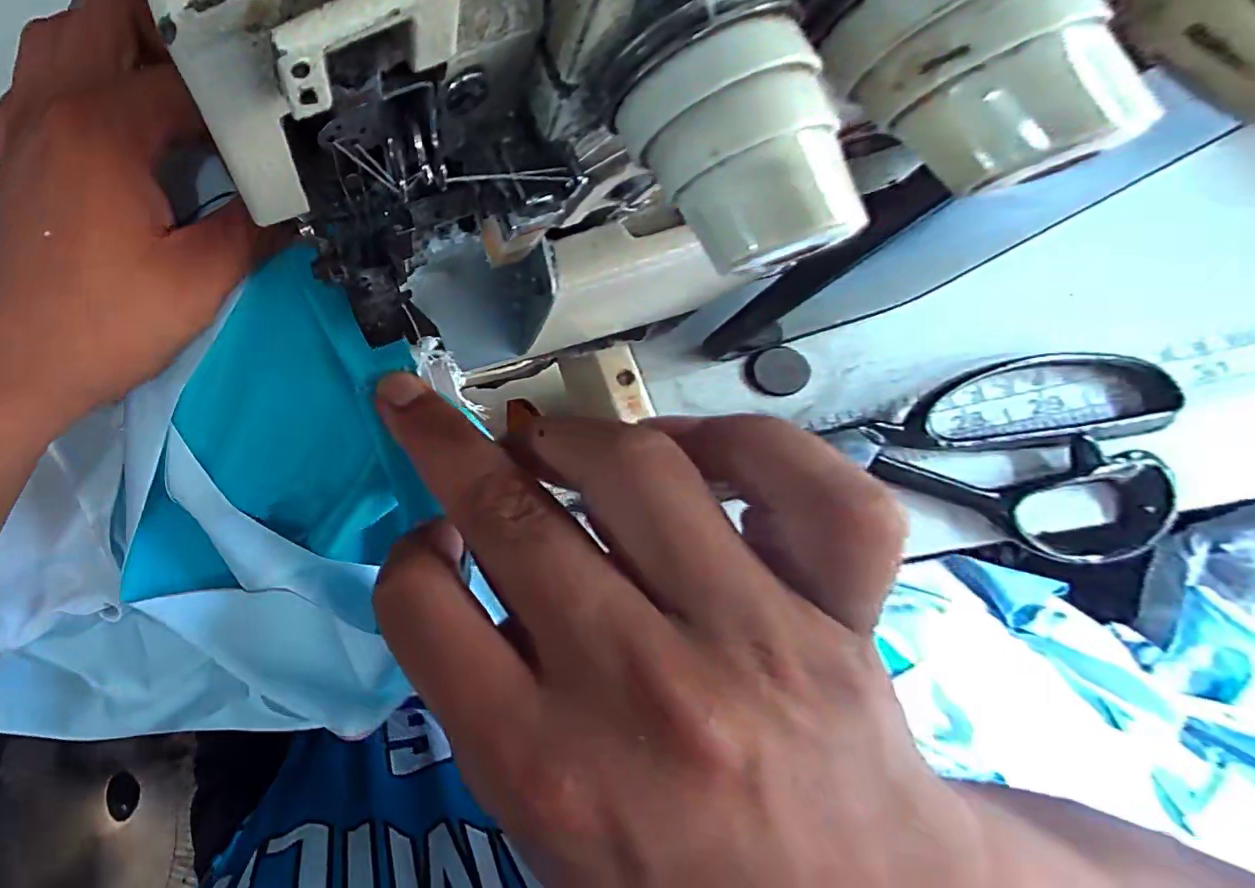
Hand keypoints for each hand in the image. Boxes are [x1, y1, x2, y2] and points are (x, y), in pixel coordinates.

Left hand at [0, 0, 268, 434]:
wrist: (9, 373)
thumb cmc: (100, 327)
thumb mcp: (197, 282)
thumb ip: (254, 229)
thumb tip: (300, 201)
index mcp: (101, 125)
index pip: (184, 75)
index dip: (235, 94)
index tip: (269, 121)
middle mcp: (53, 104)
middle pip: (108, 11)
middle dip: (170, 30)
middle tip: (215, 83)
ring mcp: (24, 126)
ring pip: (62, 34)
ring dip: (115, 41)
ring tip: (166, 89)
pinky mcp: (13, 155)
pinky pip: (39, 79)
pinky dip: (77, 75)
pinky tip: (114, 123)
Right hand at [370, 377, 1001, 887]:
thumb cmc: (657, 884)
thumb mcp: (525, 814)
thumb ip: (476, 685)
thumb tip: (461, 548)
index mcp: (543, 763)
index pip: (417, 597)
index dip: (408, 553)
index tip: (431, 546)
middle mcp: (643, 689)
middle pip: (505, 510)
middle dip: (438, 439)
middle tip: (421, 413)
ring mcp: (755, 645)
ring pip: (636, 465)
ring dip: (563, 436)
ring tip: (547, 449)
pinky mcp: (845, 627)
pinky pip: (812, 489)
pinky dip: (741, 445)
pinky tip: (690, 455)